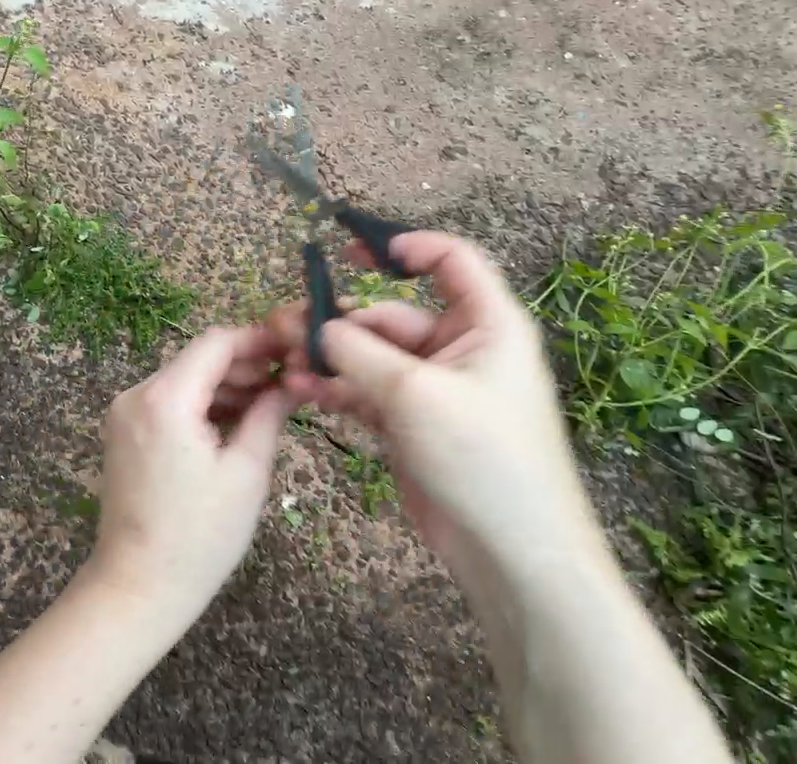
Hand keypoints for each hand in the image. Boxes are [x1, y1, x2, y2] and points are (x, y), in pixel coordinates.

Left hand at [88, 327, 293, 621]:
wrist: (138, 581)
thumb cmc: (200, 535)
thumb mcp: (246, 473)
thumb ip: (267, 416)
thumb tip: (289, 384)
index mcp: (164, 398)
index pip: (214, 343)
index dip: (256, 340)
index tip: (293, 350)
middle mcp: (135, 394)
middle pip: (196, 360)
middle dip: (243, 366)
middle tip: (289, 383)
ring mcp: (123, 412)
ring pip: (182, 380)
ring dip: (223, 387)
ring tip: (269, 406)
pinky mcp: (122, 431)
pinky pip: (166, 402)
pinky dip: (199, 405)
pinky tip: (232, 423)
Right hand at [267, 232, 605, 582]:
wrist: (509, 550)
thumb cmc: (482, 457)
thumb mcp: (415, 393)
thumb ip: (358, 351)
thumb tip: (317, 327)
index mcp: (486, 325)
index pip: (451, 261)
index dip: (405, 246)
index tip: (350, 250)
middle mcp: (459, 348)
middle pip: (388, 314)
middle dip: (338, 321)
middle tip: (286, 329)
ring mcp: (431, 386)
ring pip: (369, 354)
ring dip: (329, 358)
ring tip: (289, 366)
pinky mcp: (410, 419)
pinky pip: (364, 388)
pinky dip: (334, 388)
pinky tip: (300, 391)